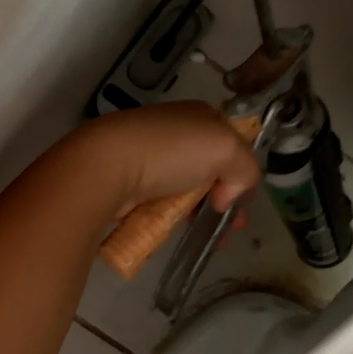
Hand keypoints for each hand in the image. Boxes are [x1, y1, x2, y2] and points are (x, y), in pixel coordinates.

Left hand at [61, 101, 262, 216]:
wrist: (106, 166)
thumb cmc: (170, 152)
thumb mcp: (226, 149)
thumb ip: (246, 168)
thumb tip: (228, 194)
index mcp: (200, 116)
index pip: (232, 143)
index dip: (242, 172)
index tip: (243, 201)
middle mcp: (177, 132)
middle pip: (211, 169)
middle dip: (225, 198)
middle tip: (230, 226)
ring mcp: (152, 156)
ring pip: (187, 189)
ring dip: (201, 213)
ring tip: (209, 237)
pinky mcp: (131, 180)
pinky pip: (162, 201)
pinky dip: (174, 217)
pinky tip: (180, 230)